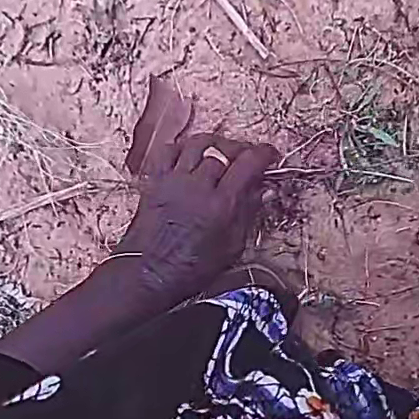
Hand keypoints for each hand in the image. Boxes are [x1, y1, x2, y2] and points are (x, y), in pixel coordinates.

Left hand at [113, 79, 278, 308]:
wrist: (149, 273)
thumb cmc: (190, 268)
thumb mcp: (231, 248)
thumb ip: (248, 214)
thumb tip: (263, 192)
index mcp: (222, 203)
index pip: (248, 163)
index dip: (264, 154)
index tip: (270, 155)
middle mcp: (198, 185)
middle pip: (224, 153)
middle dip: (240, 154)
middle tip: (247, 162)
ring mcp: (174, 180)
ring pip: (198, 144)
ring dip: (214, 145)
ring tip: (221, 153)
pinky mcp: (155, 181)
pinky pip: (169, 150)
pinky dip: (183, 148)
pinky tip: (189, 157)